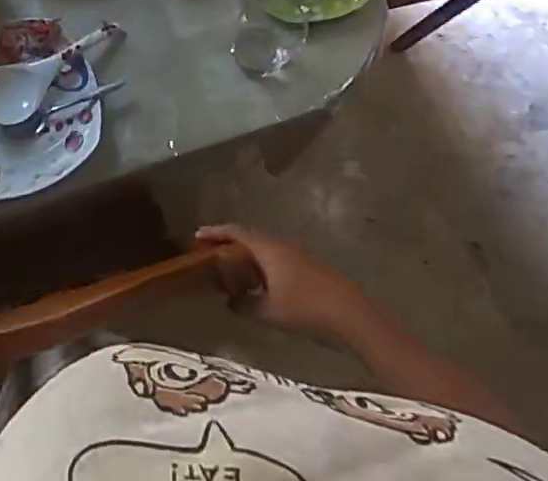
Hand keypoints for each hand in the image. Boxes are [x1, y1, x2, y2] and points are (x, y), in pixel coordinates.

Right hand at [195, 224, 385, 345]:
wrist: (351, 314)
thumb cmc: (305, 308)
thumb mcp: (268, 311)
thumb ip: (245, 305)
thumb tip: (230, 303)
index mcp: (266, 248)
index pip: (234, 233)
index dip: (214, 233)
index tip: (196, 236)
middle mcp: (279, 245)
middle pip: (248, 237)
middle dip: (228, 243)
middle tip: (210, 253)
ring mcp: (296, 254)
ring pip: (263, 248)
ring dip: (246, 255)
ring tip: (232, 269)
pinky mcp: (307, 267)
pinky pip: (275, 258)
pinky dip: (261, 264)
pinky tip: (260, 283)